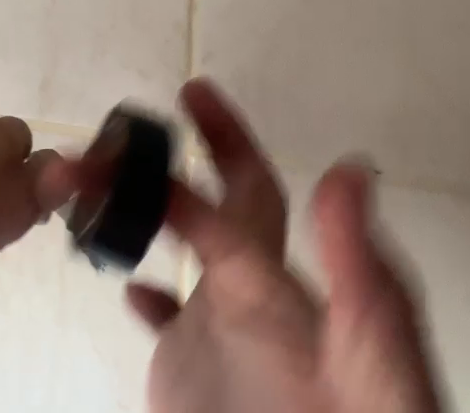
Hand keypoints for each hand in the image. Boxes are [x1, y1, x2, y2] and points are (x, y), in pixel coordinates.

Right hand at [128, 80, 442, 412]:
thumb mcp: (378, 368)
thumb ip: (364, 278)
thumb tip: (348, 170)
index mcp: (285, 285)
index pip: (244, 195)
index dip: (220, 141)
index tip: (190, 96)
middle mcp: (251, 294)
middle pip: (203, 207)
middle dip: (158, 162)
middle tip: (112, 133)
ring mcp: (219, 334)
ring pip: (171, 252)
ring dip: (133, 214)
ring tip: (90, 190)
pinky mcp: (192, 373)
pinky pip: (166, 316)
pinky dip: (144, 289)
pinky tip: (129, 285)